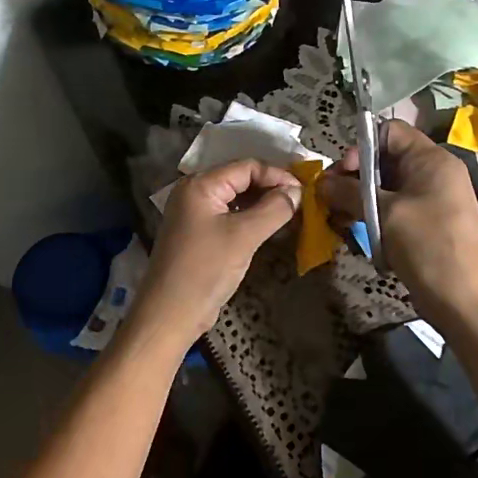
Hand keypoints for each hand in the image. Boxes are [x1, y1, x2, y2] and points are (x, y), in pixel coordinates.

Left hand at [135, 159, 301, 347]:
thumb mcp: (244, 235)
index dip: (277, 175)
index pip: (246, 166)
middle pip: (240, 179)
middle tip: (302, 203)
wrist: (171, 310)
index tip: (305, 191)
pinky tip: (270, 227)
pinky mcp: (198, 232)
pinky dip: (250, 218)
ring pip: (236, 198)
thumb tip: (297, 191)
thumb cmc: (206, 268)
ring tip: (292, 215)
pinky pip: (229, 215)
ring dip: (262, 204)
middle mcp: (194, 192)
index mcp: (199, 184)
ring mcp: (194, 213)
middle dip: (271, 188)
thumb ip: (274, 208)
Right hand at [317, 120, 477, 324]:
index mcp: (430, 160)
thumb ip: (348, 191)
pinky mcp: (420, 224)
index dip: (363, 146)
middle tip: (329, 198)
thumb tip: (321, 182)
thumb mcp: (383, 212)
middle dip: (351, 177)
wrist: (464, 299)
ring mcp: (426, 200)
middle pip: (381, 160)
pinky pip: (387, 209)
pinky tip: (350, 231)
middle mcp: (430, 174)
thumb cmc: (428, 244)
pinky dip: (366, 216)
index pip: (389, 132)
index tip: (345, 171)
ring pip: (380, 187)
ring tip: (336, 218)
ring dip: (354, 200)